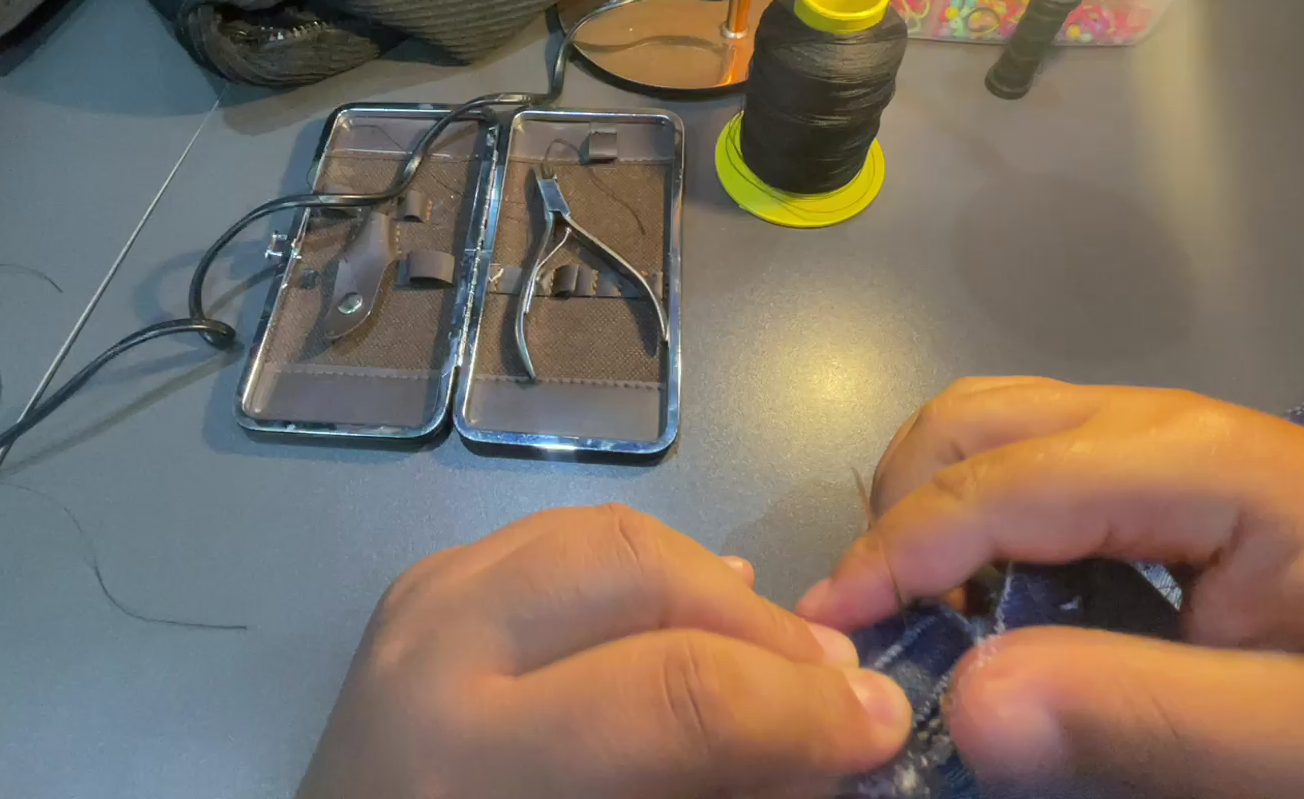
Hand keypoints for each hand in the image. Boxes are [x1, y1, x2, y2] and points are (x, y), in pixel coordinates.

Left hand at [298, 504, 911, 798]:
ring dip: (702, 578)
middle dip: (751, 622)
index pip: (670, 692)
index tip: (876, 718)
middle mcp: (438, 645)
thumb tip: (826, 735)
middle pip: (634, 568)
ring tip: (769, 634)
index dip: (794, 705)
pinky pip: (560, 538)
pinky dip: (639, 562)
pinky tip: (688, 595)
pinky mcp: (429, 576)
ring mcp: (427, 591)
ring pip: (601, 531)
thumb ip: (713, 785)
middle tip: (824, 672)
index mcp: (468, 754)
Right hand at [797, 378, 1303, 798]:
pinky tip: (991, 568)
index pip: (995, 486)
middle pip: (968, 419)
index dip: (897, 551)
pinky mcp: (1152, 455)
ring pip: (982, 418)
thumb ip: (1140, 720)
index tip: (827, 622)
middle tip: (881, 608)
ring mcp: (1150, 427)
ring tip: (925, 588)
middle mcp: (1151, 415)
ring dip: (926, 491)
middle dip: (899, 506)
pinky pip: (1019, 445)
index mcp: (1192, 459)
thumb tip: (962, 706)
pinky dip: (968, 494)